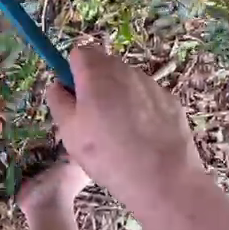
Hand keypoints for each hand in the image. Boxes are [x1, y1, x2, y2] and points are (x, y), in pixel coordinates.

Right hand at [44, 44, 203, 209]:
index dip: (72, 71)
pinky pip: (147, 97)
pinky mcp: (170, 100)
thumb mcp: (69, 131)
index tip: (73, 96)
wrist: (162, 177)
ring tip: (119, 133)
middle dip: (95, 84)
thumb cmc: (106, 154)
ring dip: (118, 97)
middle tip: (92, 119)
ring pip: (126, 82)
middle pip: (104, 65)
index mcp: (96, 74)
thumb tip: (58, 85)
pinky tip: (141, 137)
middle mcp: (125, 71)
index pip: (79, 52)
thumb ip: (58, 101)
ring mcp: (151, 84)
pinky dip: (140, 109)